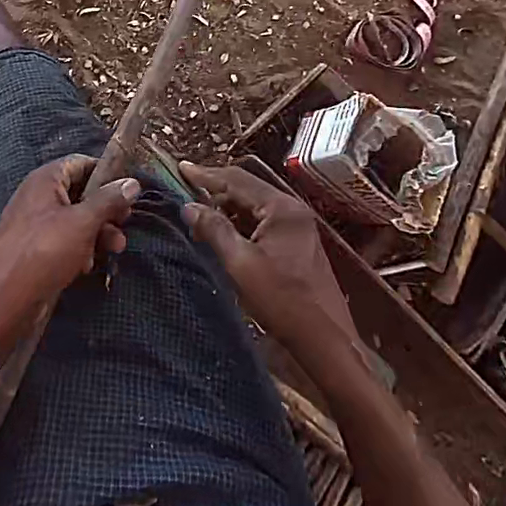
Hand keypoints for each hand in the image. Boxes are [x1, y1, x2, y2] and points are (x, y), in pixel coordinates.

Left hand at [0, 155, 140, 308]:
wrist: (4, 303)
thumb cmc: (46, 251)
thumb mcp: (84, 221)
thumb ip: (110, 200)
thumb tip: (133, 182)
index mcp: (45, 180)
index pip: (81, 163)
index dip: (106, 173)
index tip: (127, 190)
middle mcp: (38, 197)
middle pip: (81, 192)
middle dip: (106, 208)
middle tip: (125, 221)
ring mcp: (34, 225)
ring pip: (76, 219)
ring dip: (99, 231)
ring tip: (116, 248)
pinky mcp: (34, 250)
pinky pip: (64, 240)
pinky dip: (80, 248)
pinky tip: (88, 265)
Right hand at [180, 162, 358, 348]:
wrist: (324, 338)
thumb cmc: (282, 300)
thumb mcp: (241, 264)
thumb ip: (214, 230)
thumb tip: (189, 206)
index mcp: (281, 207)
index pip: (238, 180)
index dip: (206, 174)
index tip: (181, 168)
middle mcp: (291, 209)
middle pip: (247, 190)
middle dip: (215, 190)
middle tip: (185, 190)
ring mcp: (297, 225)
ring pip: (254, 206)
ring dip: (227, 208)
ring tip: (197, 211)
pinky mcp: (296, 243)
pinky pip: (262, 222)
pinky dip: (240, 223)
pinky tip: (222, 232)